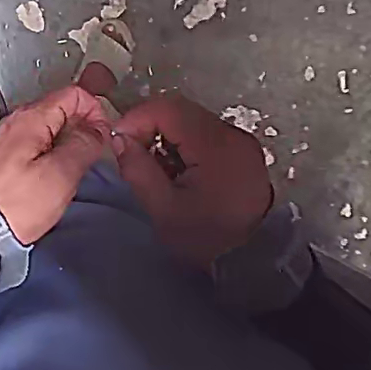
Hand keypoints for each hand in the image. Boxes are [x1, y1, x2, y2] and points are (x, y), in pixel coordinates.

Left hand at [0, 85, 113, 246]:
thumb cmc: (16, 205)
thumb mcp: (62, 173)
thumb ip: (84, 144)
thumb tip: (97, 129)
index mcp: (31, 119)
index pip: (73, 94)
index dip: (95, 110)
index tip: (102, 134)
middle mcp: (17, 122)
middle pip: (61, 106)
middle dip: (84, 124)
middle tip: (94, 151)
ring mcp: (9, 138)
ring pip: (50, 124)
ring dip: (69, 138)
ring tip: (77, 164)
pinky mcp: (7, 155)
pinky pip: (38, 141)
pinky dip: (54, 149)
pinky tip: (58, 172)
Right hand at [114, 95, 274, 267]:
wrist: (251, 259)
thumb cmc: (203, 237)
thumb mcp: (162, 208)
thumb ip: (138, 168)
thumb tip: (120, 139)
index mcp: (216, 148)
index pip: (168, 110)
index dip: (137, 119)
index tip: (119, 142)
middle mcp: (232, 136)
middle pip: (180, 110)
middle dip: (148, 126)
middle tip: (132, 152)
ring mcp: (240, 142)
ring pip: (190, 119)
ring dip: (164, 135)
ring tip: (154, 165)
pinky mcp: (241, 151)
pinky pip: (203, 133)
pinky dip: (181, 143)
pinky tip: (175, 169)